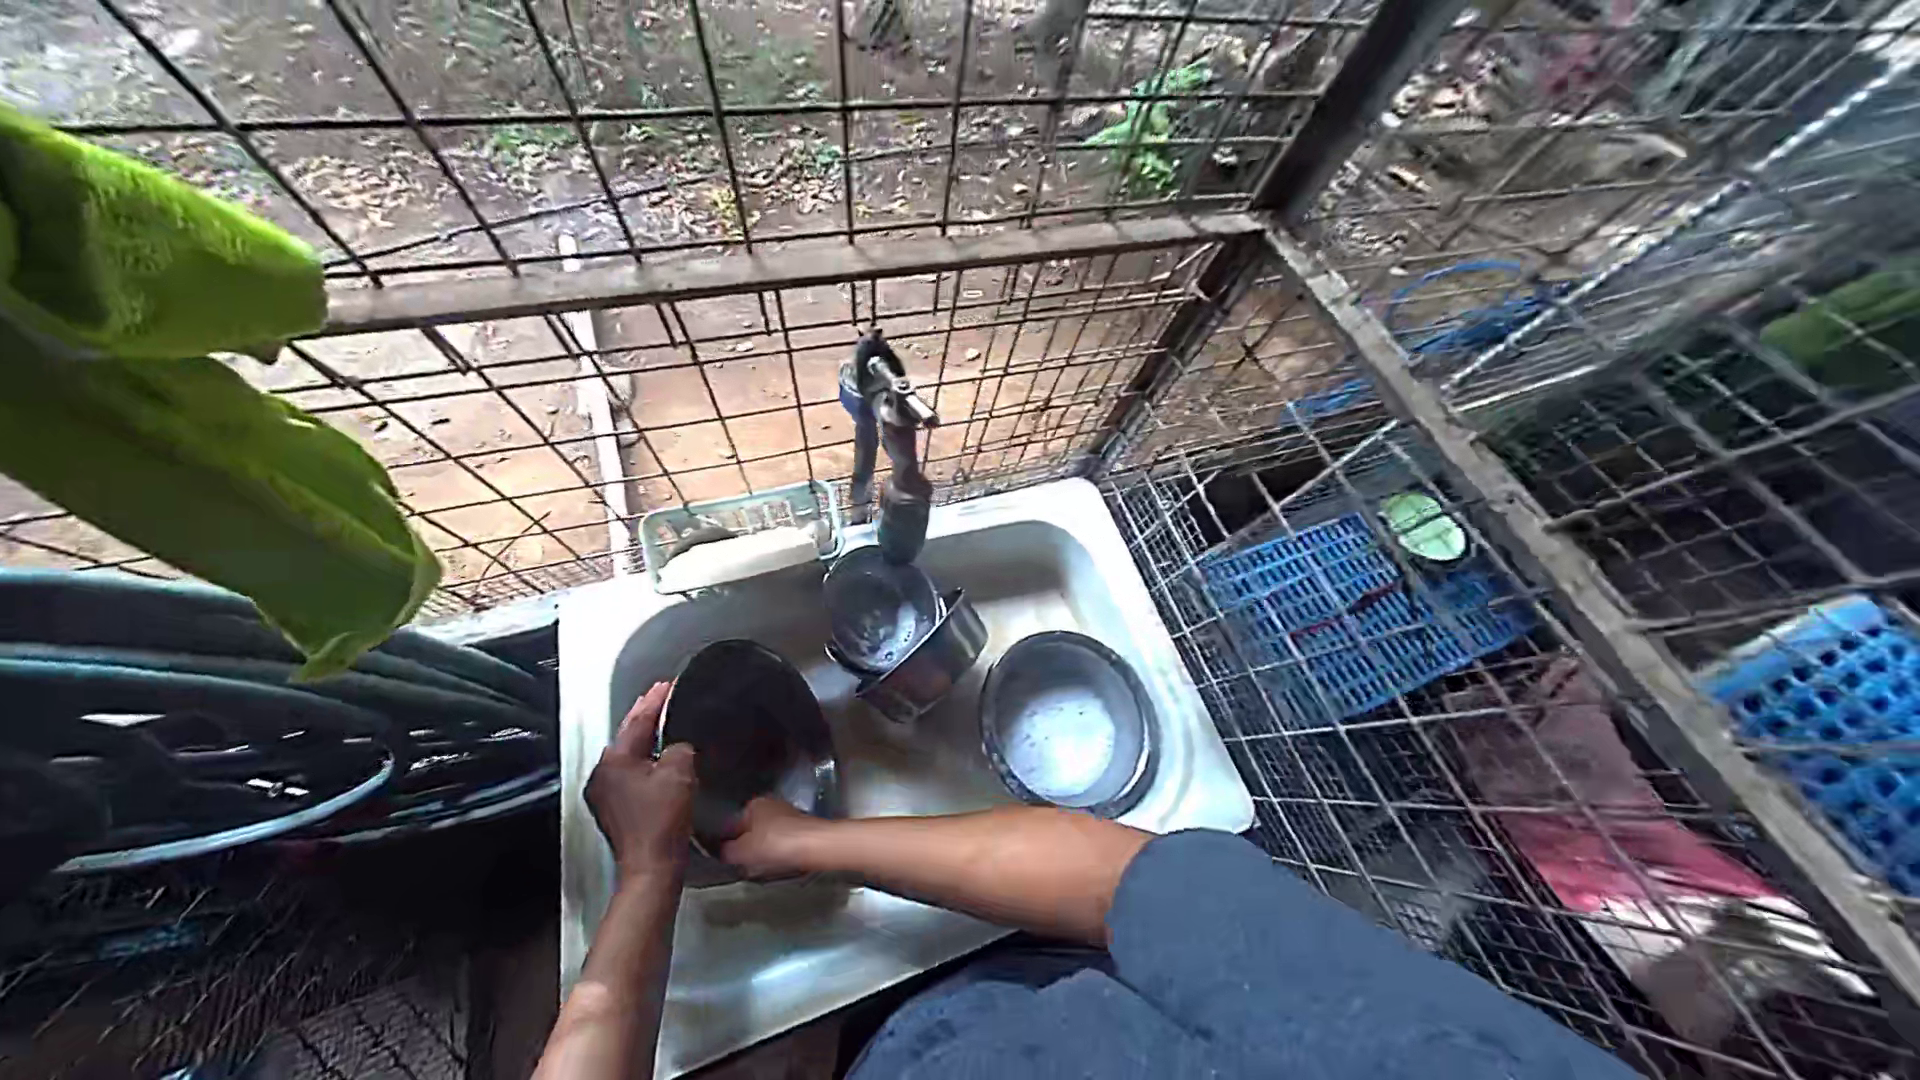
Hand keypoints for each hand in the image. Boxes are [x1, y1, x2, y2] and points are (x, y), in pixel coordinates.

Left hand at [586, 681, 694, 880]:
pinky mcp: (616, 809)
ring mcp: (605, 794)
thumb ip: (677, 747)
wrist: (652, 866)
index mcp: (614, 762)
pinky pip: (631, 773)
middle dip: (646, 717)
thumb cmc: (663, 819)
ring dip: (646, 739)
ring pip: (629, 755)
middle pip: (627, 737)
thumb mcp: (679, 771)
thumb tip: (675, 748)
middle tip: (663, 697)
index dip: (654, 701)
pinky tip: (660, 758)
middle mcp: (602, 775)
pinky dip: (646, 760)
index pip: (637, 721)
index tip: (666, 685)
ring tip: (664, 722)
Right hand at [715, 796, 821, 879]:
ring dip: (762, 849)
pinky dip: (777, 850)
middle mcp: (771, 804)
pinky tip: (777, 862)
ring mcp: (788, 814)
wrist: (813, 844)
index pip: (733, 822)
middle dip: (747, 845)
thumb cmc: (775, 843)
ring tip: (759, 866)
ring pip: (767, 835)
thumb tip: (722, 851)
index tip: (726, 856)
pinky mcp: (801, 827)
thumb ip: (728, 851)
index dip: (728, 840)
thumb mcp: (743, 850)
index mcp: (755, 804)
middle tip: (742, 863)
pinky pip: (781, 840)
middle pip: (751, 828)